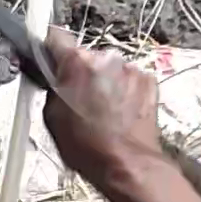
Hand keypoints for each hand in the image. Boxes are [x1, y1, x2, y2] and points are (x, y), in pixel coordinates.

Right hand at [43, 29, 165, 190]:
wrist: (128, 164)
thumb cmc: (90, 149)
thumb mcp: (52, 119)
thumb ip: (52, 89)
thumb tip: (54, 78)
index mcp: (76, 63)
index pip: (56, 37)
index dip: (52, 49)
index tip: (51, 60)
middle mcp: (105, 58)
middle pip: (86, 57)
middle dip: (81, 74)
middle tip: (79, 102)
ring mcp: (130, 68)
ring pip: (110, 69)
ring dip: (105, 83)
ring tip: (103, 113)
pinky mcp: (148, 81)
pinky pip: (130, 80)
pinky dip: (125, 92)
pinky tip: (120, 114)